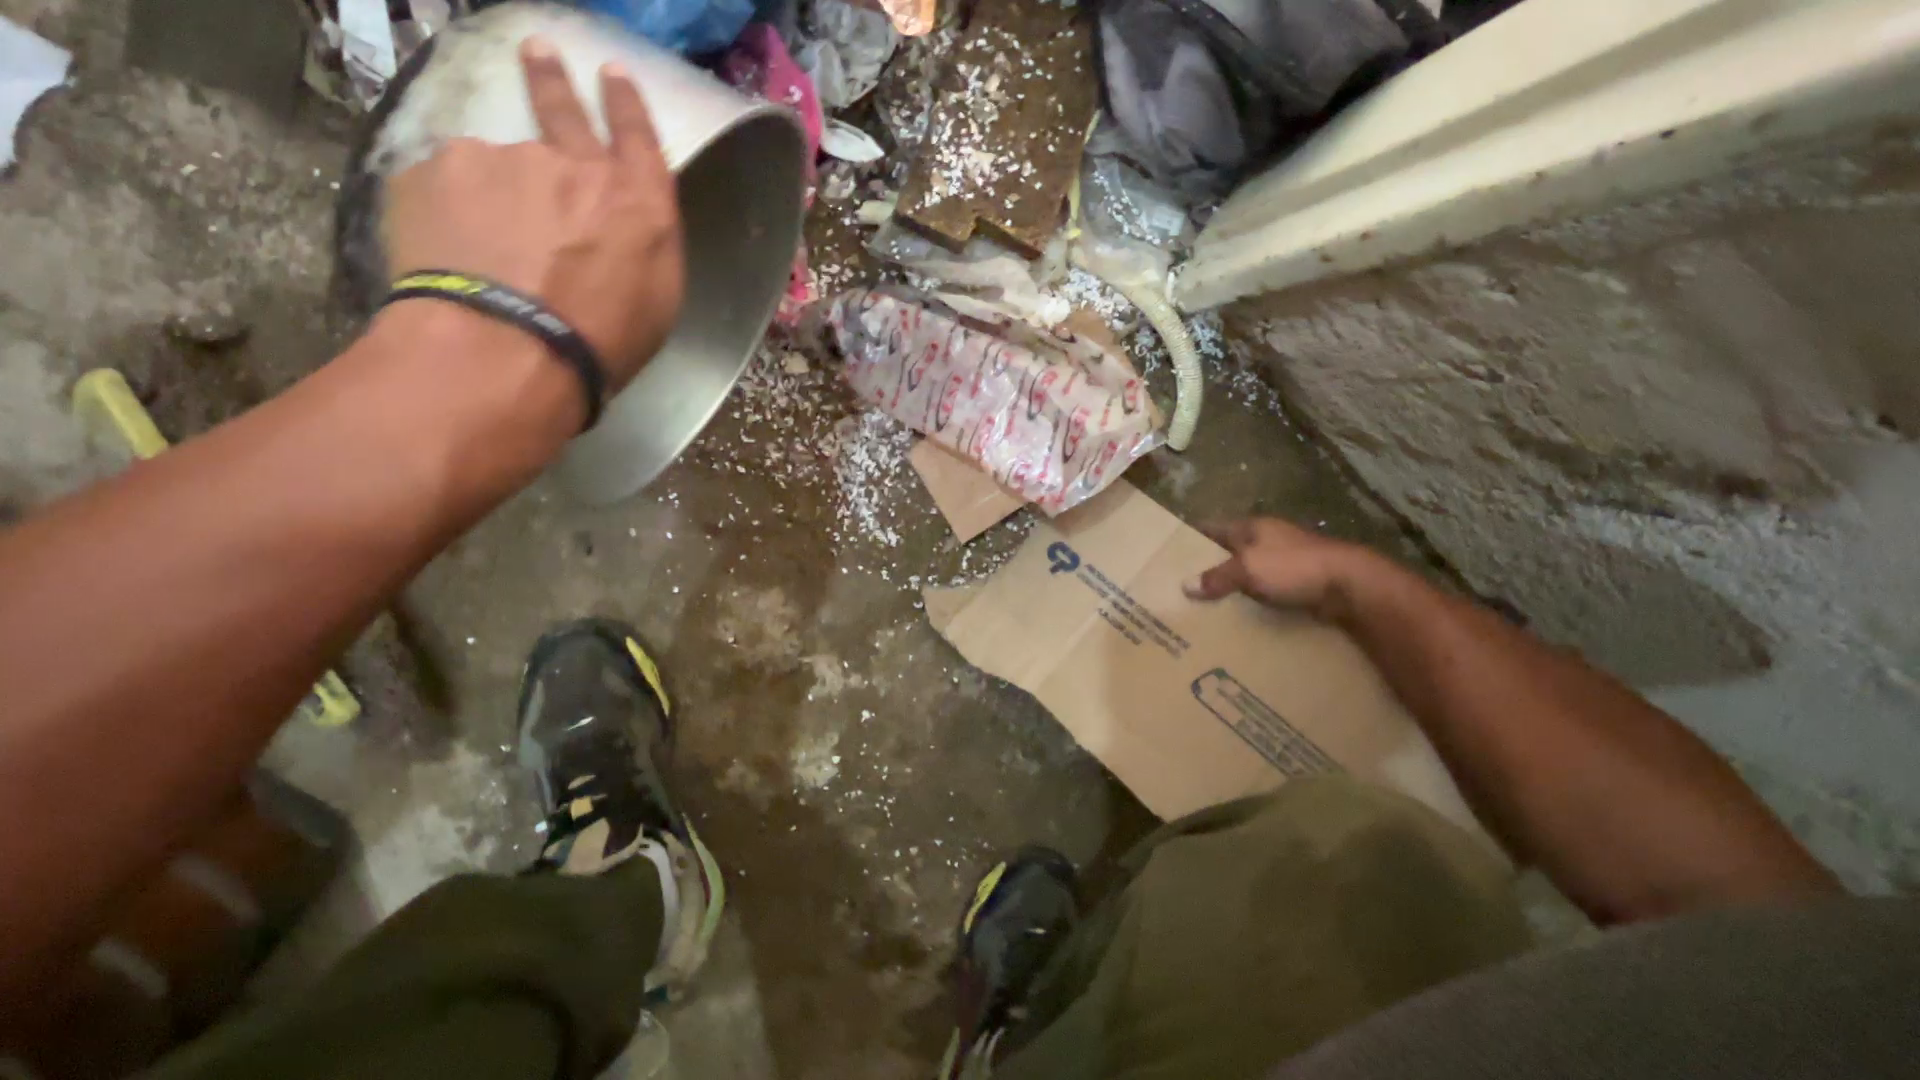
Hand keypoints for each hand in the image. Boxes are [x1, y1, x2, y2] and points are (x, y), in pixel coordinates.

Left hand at [382, 39, 684, 391]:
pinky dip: (446, 216)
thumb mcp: (656, 302)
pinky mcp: (433, 172)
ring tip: (480, 243)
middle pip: (559, 106)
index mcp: (634, 199)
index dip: (625, 103)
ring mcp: (497, 160)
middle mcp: (569, 163)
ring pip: (494, 169)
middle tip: (537, 51)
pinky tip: (447, 254)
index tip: (612, 72)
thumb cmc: (599, 341)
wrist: (508, 350)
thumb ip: (641, 245)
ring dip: (491, 192)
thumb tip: (617, 223)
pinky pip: (442, 190)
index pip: (635, 134)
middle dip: (551, 77)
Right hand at [1184, 518, 1387, 620]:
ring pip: (1247, 573)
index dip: (1190, 537)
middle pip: (1228, 551)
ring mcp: (1285, 561)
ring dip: (1231, 587)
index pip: (1212, 527)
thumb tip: (1185, 585)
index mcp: (1252, 527)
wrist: (1349, 586)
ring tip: (1204, 607)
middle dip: (1208, 566)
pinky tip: (1238, 617)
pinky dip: (1252, 601)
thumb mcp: (1248, 569)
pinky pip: (1265, 591)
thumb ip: (1217, 577)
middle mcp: (1267, 540)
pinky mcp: (1298, 583)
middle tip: (1181, 588)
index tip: (1169, 553)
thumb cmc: (1293, 567)